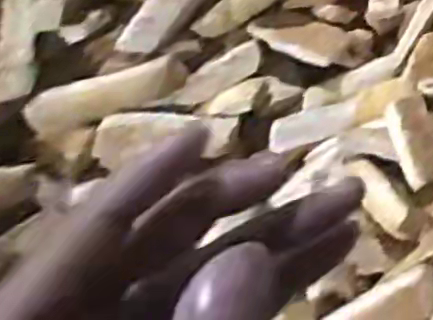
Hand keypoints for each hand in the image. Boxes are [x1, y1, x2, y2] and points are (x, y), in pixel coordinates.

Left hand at [0, 126, 361, 319]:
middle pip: (154, 249)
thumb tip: (246, 257)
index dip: (143, 181)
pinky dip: (279, 277)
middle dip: (238, 201)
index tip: (204, 130)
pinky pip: (226, 307)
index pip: (83, 239)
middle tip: (299, 166)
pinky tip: (335, 246)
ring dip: (281, 234)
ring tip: (350, 200)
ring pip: (205, 276)